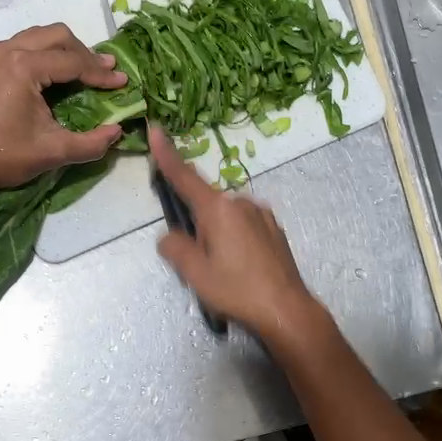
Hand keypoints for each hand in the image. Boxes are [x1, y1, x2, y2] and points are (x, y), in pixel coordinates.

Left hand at [0, 24, 127, 192]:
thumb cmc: (6, 157)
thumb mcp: (54, 151)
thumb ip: (91, 142)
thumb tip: (118, 132)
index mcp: (23, 67)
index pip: (72, 62)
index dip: (100, 74)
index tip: (122, 82)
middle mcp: (7, 50)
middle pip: (57, 36)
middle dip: (85, 54)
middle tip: (106, 72)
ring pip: (40, 36)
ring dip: (66, 50)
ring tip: (87, 69)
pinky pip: (24, 44)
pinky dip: (46, 53)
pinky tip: (58, 72)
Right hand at [150, 125, 328, 344]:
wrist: (286, 311)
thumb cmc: (236, 290)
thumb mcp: (194, 273)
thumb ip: (175, 248)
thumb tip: (170, 237)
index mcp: (218, 208)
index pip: (185, 177)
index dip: (166, 155)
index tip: (155, 130)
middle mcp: (241, 203)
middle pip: (206, 205)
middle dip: (196, 226)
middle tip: (200, 263)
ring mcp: (262, 215)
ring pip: (226, 219)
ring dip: (217, 236)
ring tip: (224, 273)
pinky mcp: (274, 231)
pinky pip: (244, 228)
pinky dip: (235, 243)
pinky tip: (241, 270)